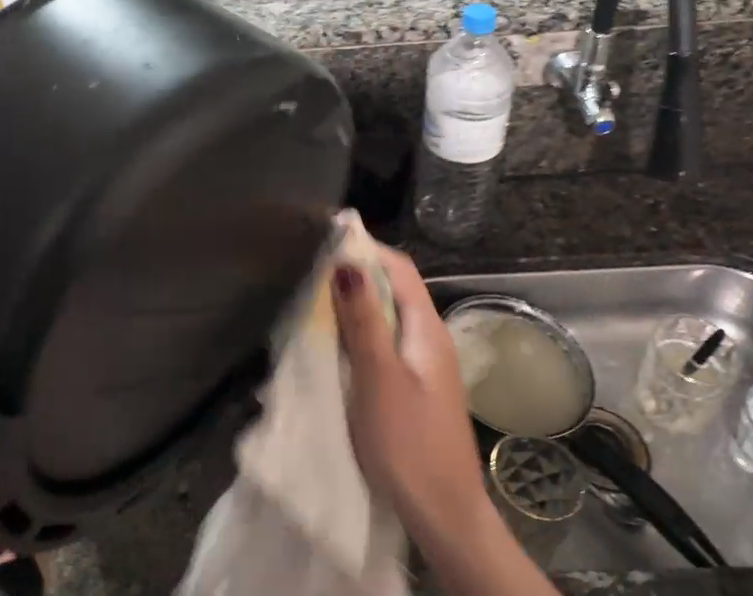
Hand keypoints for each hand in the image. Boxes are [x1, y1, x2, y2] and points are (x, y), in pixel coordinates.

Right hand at [333, 247, 560, 595]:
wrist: (442, 513)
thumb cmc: (408, 443)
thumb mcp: (378, 378)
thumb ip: (363, 321)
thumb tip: (346, 262)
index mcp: (427, 329)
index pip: (399, 268)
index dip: (366, 248)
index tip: (325, 239)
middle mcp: (429, 340)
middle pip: (393, 290)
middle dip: (355, 275)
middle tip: (310, 273)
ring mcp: (423, 367)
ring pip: (387, 319)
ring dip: (355, 307)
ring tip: (313, 304)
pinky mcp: (413, 390)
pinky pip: (384, 345)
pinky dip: (359, 335)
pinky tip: (333, 348)